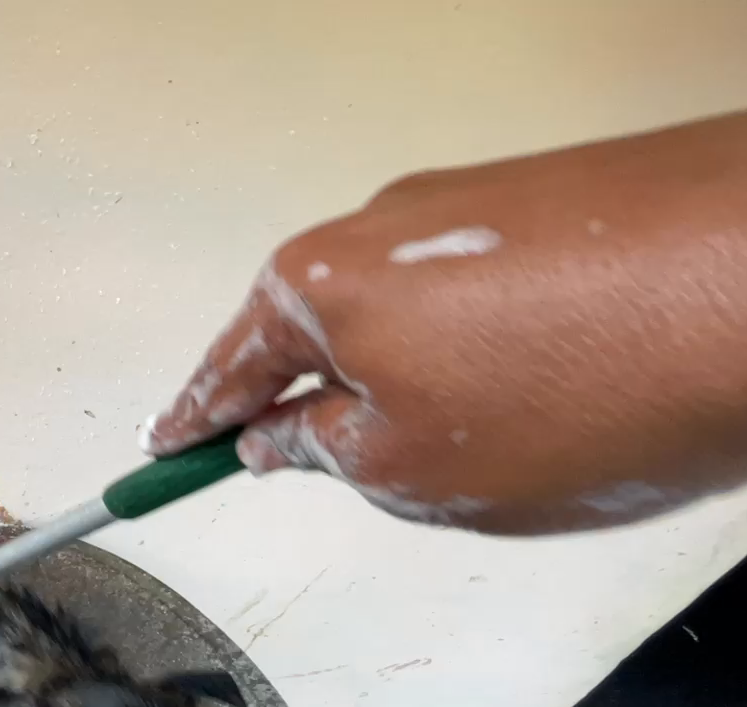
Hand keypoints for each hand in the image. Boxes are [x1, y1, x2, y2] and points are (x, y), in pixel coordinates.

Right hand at [144, 106, 746, 534]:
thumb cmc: (588, 389)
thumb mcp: (405, 470)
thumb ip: (314, 454)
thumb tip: (277, 437)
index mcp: (312, 286)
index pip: (220, 376)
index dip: (186, 427)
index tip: (158, 449)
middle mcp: (373, 226)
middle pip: (302, 336)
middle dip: (309, 402)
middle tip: (317, 456)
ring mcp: (464, 200)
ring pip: (388, 317)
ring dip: (402, 378)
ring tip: (476, 428)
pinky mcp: (550, 195)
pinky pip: (465, 291)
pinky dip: (470, 346)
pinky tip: (532, 379)